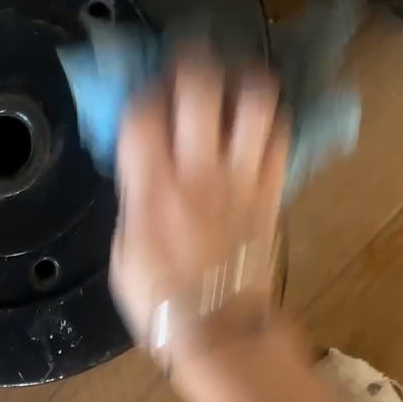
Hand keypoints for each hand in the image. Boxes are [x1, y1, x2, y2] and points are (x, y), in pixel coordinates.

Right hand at [109, 56, 289, 350]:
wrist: (217, 330)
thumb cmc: (162, 304)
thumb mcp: (124, 255)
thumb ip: (133, 203)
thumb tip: (140, 174)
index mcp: (151, 193)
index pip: (141, 116)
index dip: (138, 98)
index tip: (137, 104)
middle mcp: (196, 175)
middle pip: (198, 88)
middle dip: (187, 70)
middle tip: (182, 77)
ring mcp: (240, 179)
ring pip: (252, 100)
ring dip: (239, 84)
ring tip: (228, 91)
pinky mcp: (270, 191)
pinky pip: (278, 136)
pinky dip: (267, 124)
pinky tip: (252, 130)